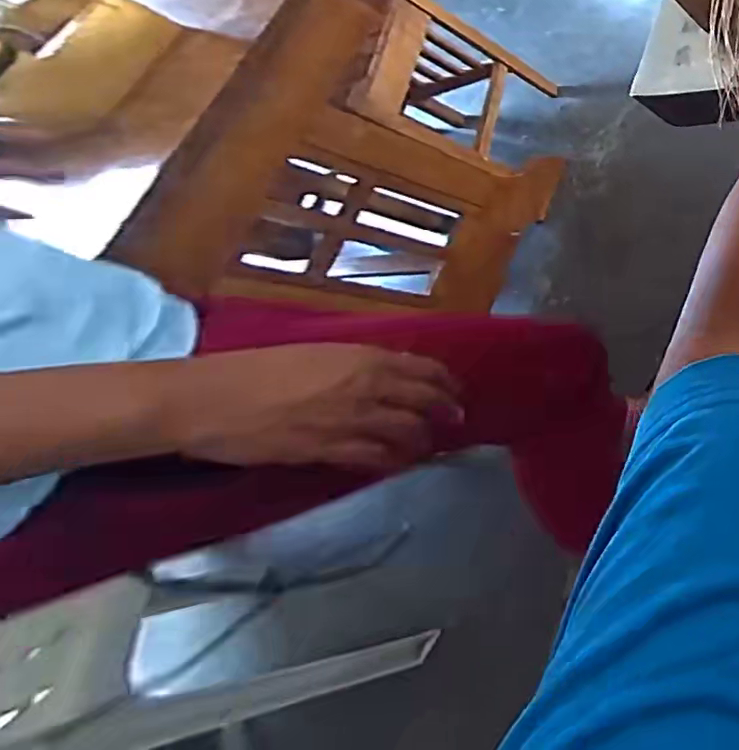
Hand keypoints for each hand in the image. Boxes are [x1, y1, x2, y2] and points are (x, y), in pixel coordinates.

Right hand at [169, 344, 463, 472]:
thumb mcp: (324, 354)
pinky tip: (396, 464)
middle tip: (455, 422)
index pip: (429, 370)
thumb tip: (391, 374)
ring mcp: (351, 419)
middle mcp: (370, 386)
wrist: (202, 399)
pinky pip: (373, 456)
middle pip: (428, 401)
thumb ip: (363, 364)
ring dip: (422, 440)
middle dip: (447, 412)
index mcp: (370, 359)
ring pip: (407, 431)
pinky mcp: (326, 448)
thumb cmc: (257, 370)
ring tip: (426, 446)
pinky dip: (391, 461)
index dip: (448, 384)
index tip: (456, 393)